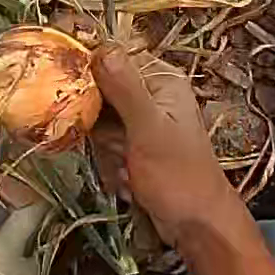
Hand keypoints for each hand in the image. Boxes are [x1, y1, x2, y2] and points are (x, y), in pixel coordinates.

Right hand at [88, 46, 236, 243]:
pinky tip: (126, 179)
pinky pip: (104, 142)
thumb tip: (101, 48)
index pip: (113, 56)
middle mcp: (151, 92)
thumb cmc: (179, 177)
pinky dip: (109, 161)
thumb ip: (125, 89)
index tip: (75, 95)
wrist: (198, 227)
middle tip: (117, 147)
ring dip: (105, 148)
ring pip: (98, 119)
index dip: (89, 71)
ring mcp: (141, 119)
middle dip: (98, 123)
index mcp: (161, 78)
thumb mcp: (149, 130)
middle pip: (100, 89)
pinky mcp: (133, 142)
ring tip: (127, 167)